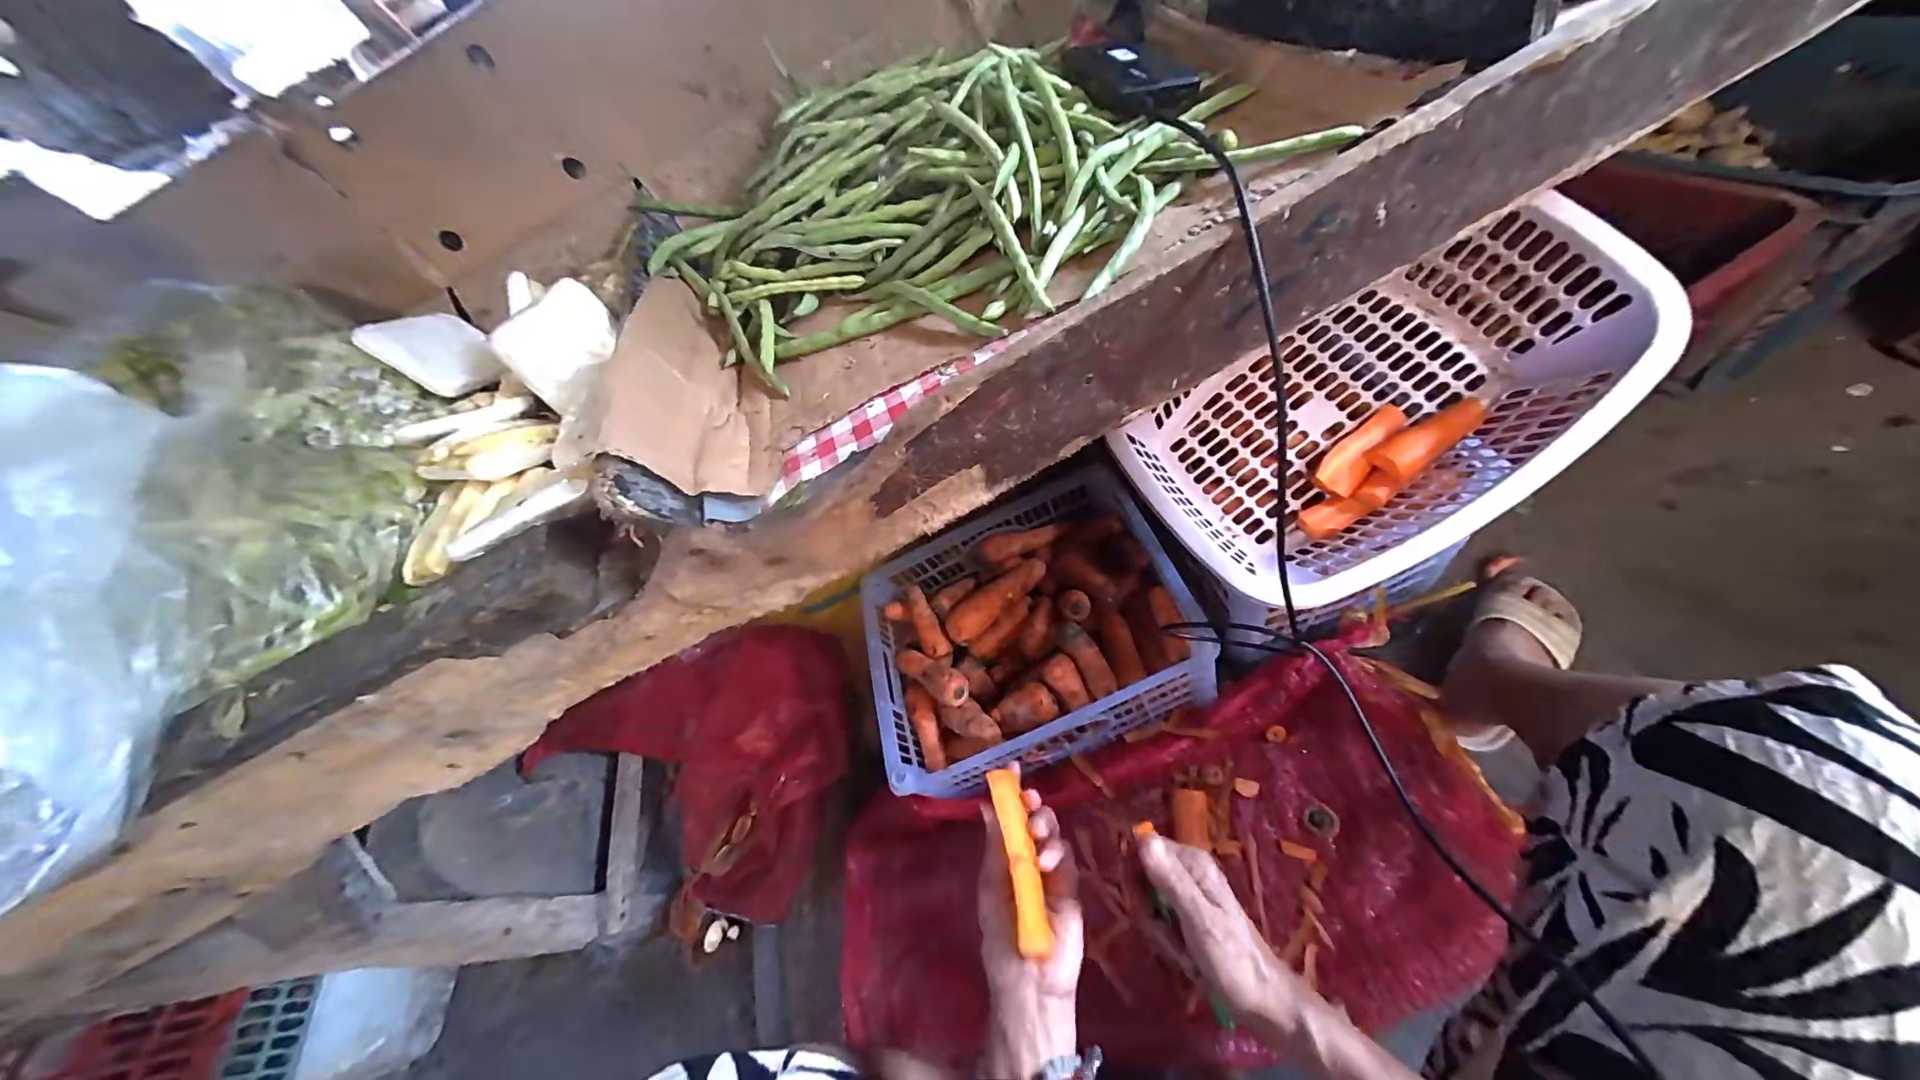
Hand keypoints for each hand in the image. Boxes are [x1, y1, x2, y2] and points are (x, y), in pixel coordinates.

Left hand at [978, 783, 1082, 1078]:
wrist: (1029, 980)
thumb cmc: (1001, 936)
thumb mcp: (991, 886)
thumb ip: (994, 846)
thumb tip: (985, 805)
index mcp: (1004, 857)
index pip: (1009, 818)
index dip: (1011, 793)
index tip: (1012, 768)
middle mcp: (1029, 859)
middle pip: (1034, 820)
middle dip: (1032, 805)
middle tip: (1028, 798)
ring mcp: (1052, 872)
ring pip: (1053, 833)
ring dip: (1045, 824)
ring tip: (1036, 832)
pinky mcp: (1072, 887)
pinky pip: (1068, 858)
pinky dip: (1058, 852)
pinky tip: (1047, 860)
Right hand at [1137, 833, 1315, 1040]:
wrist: (1263, 1001)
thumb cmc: (1233, 960)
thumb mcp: (1198, 919)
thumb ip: (1171, 879)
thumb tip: (1143, 838)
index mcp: (1193, 862)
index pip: (1143, 847)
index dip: (1135, 875)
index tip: (1143, 904)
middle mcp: (1189, 870)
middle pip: (1143, 875)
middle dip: (1147, 908)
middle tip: (1166, 933)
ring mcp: (1189, 893)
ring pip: (1148, 900)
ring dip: (1158, 929)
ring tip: (1181, 950)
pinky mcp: (1188, 916)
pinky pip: (1160, 918)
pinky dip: (1166, 939)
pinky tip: (1183, 956)